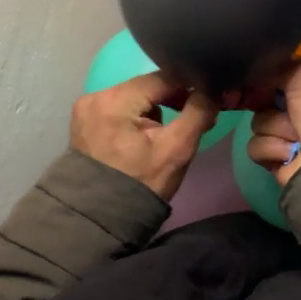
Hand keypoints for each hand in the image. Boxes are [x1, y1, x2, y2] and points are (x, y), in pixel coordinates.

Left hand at [69, 74, 216, 200]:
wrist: (98, 221)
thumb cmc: (140, 183)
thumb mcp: (177, 148)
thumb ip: (199, 112)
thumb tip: (215, 90)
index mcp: (115, 99)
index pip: (164, 78)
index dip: (191, 86)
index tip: (210, 99)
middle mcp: (96, 96)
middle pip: (149, 86)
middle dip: (174, 98)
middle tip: (195, 116)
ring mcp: (87, 109)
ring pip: (136, 96)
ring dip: (156, 107)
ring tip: (169, 131)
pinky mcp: (85, 122)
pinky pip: (121, 108)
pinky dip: (138, 116)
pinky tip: (147, 135)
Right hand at [245, 61, 300, 186]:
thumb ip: (281, 65)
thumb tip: (260, 74)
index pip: (279, 74)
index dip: (267, 77)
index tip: (259, 79)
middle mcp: (300, 108)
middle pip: (263, 97)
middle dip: (265, 102)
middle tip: (278, 107)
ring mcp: (287, 133)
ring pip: (258, 121)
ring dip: (275, 128)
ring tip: (294, 137)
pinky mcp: (275, 156)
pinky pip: (256, 145)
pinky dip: (272, 148)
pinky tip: (289, 152)